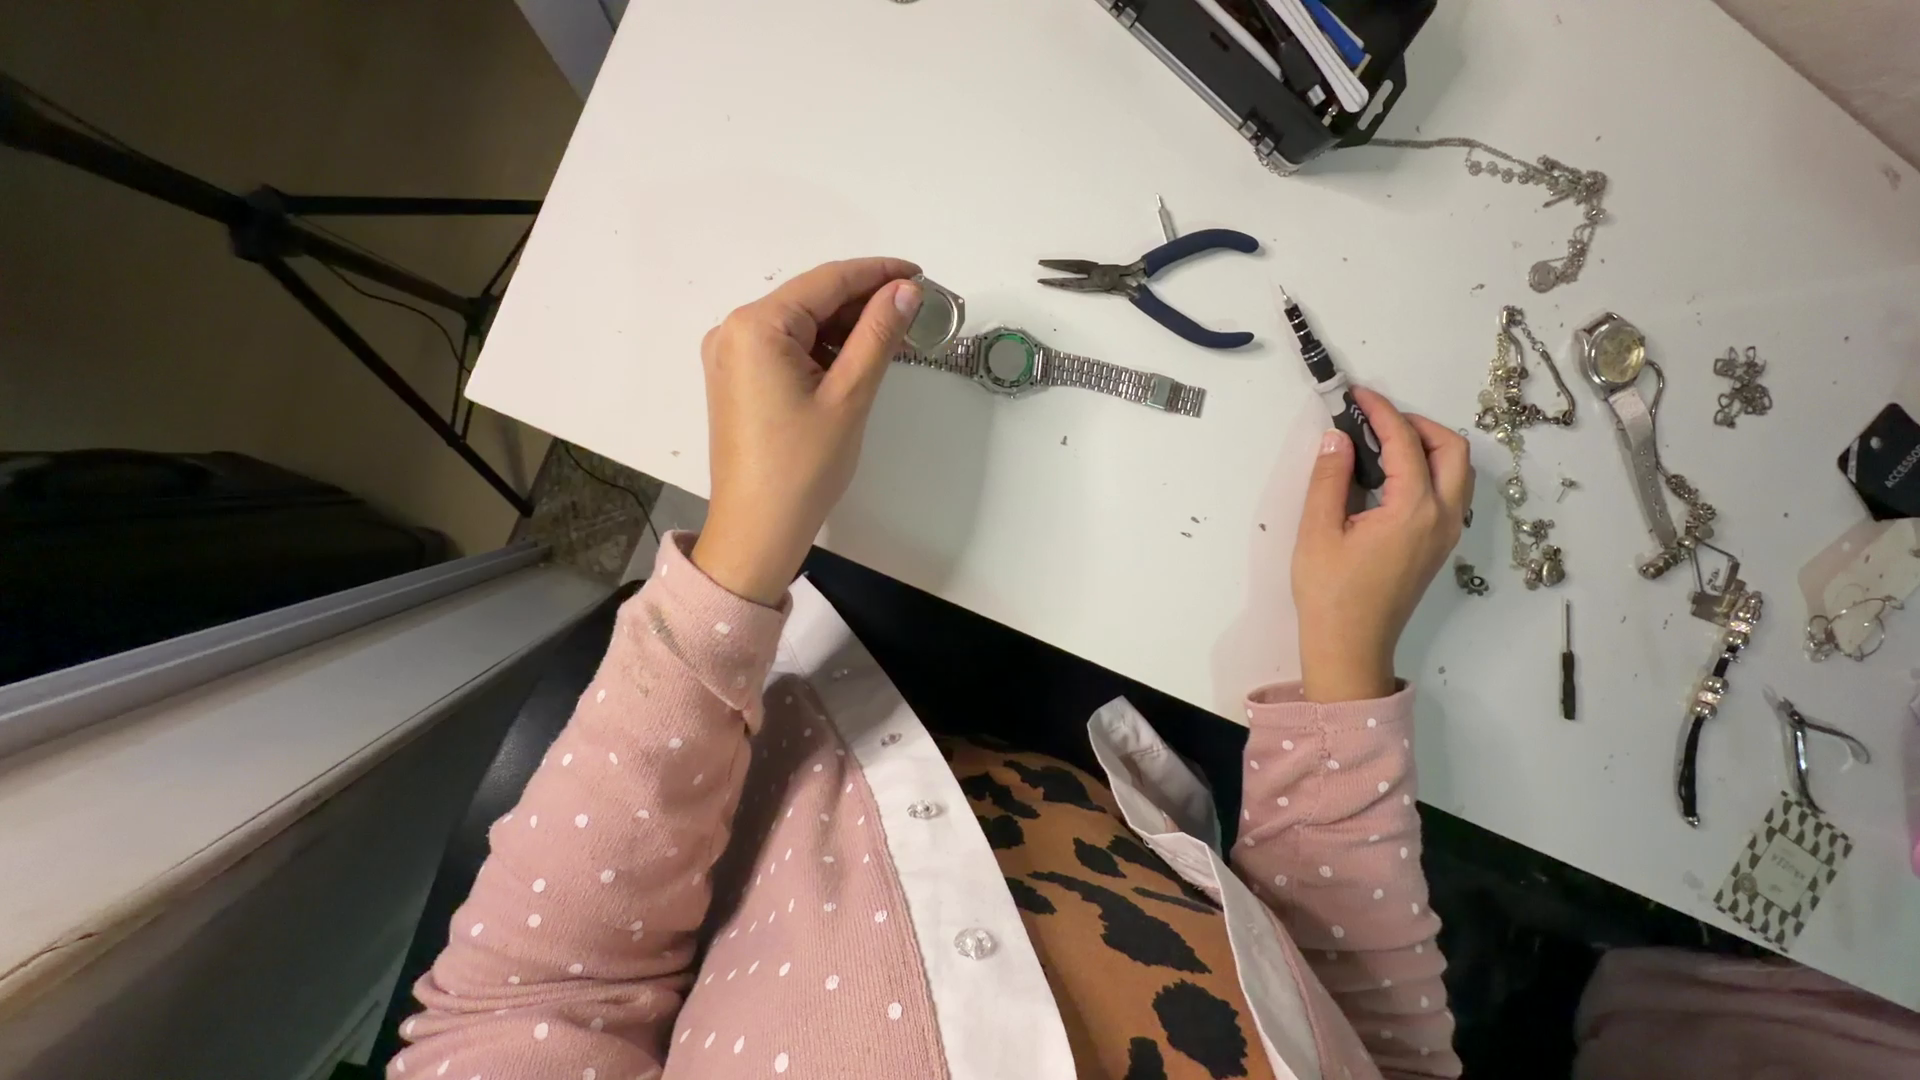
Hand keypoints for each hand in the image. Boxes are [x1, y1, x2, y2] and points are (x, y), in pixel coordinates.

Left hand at [692, 258, 922, 605]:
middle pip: (811, 300)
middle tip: (915, 311)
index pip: (827, 282)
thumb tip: (906, 290)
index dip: (877, 273)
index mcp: (755, 326)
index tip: (920, 274)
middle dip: (863, 302)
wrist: (758, 529)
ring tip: (894, 337)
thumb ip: (879, 334)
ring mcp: (731, 356)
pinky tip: (857, 358)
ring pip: (801, 325)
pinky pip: (786, 348)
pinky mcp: (737, 379)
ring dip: (846, 327)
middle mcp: (733, 330)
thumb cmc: (803, 467)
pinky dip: (823, 349)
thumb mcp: (849, 395)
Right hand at [1292, 388, 1472, 702]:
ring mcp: (1446, 534)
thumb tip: (1337, 439)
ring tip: (1381, 444)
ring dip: (1426, 447)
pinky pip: (1447, 493)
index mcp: (1414, 511)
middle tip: (1376, 419)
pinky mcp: (1437, 546)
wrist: (1349, 645)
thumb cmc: (1330, 592)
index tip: (1358, 395)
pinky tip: (1389, 477)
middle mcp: (1442, 518)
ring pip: (1456, 472)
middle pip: (1452, 450)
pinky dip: (1426, 471)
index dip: (1382, 412)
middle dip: (1417, 424)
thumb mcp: (1318, 531)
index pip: (1406, 444)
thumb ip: (1329, 478)